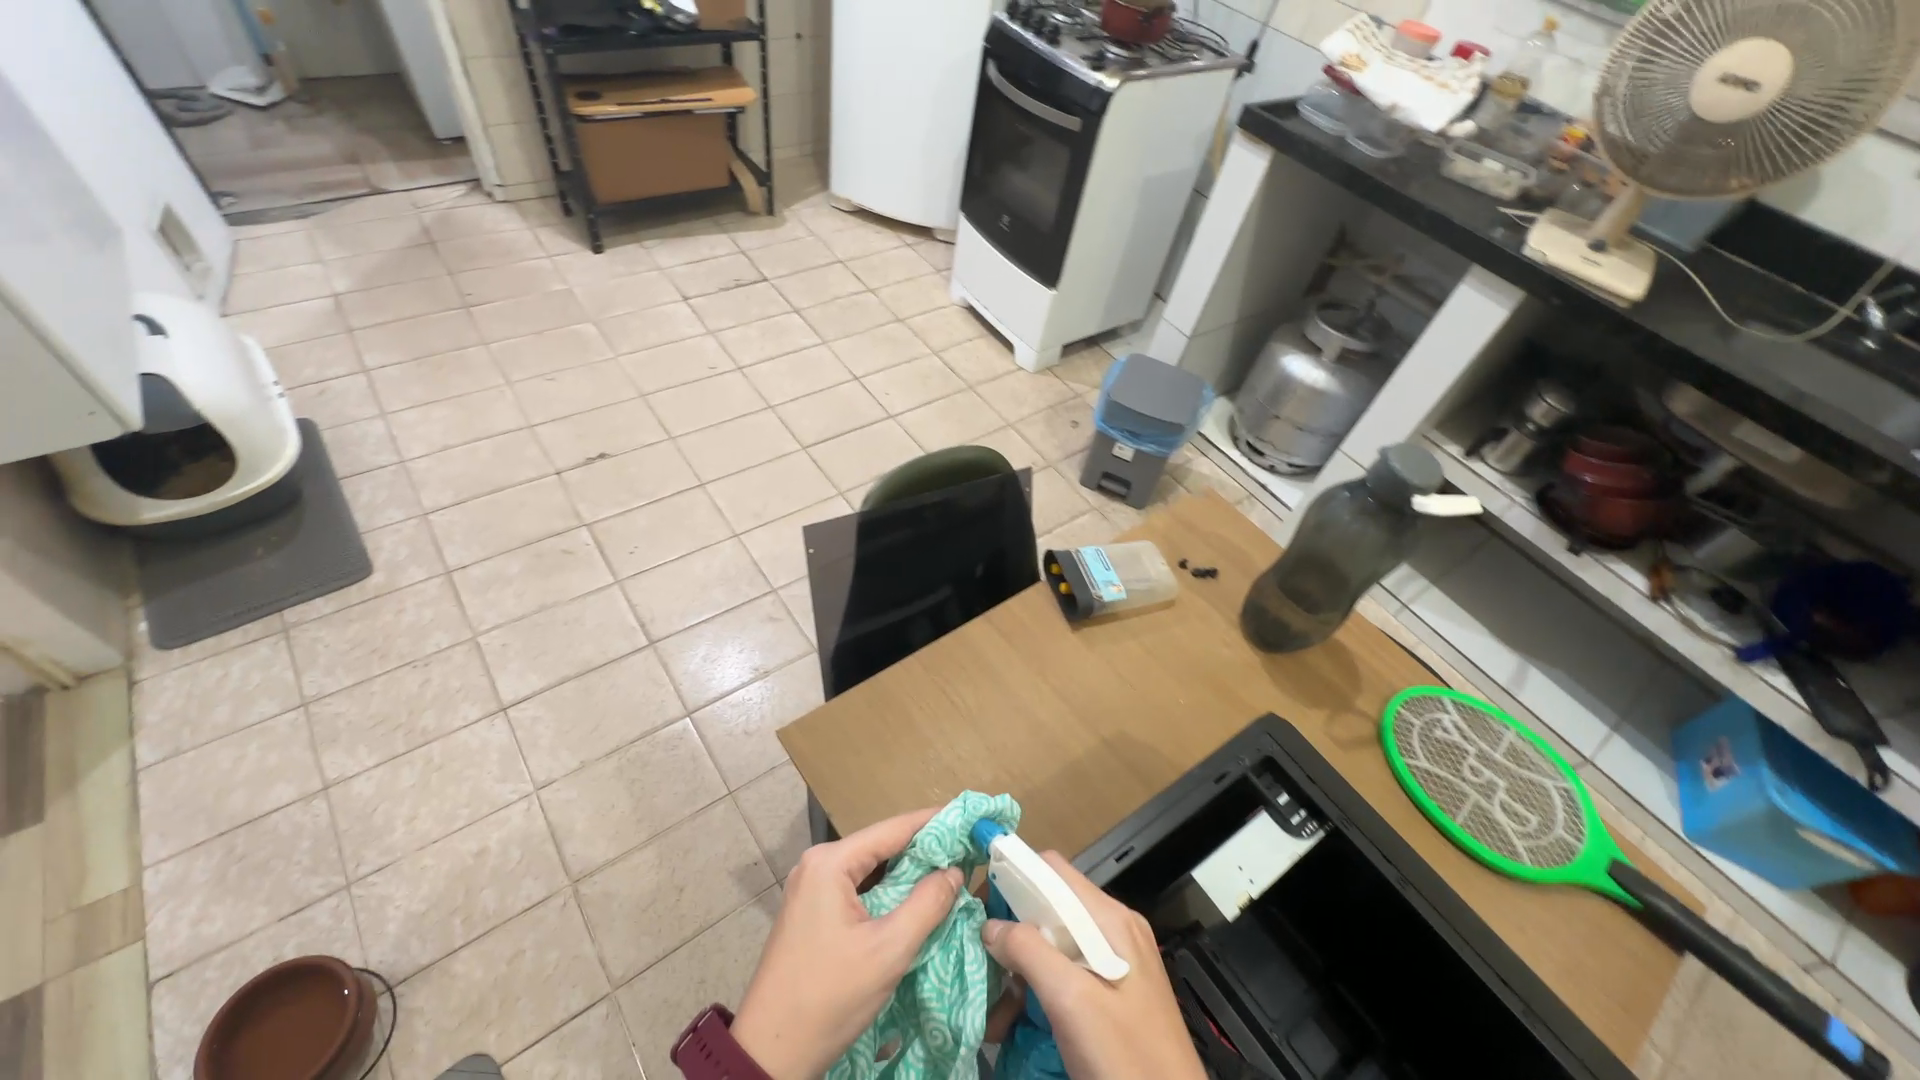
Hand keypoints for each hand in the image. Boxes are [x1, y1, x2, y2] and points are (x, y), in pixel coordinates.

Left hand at [732, 808, 963, 1079]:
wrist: (772, 1050)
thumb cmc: (830, 996)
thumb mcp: (889, 950)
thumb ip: (927, 904)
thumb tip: (954, 872)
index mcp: (830, 863)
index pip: (894, 829)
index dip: (935, 822)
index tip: (970, 819)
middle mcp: (818, 864)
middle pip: (882, 845)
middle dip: (925, 849)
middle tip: (969, 850)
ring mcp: (812, 888)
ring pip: (872, 869)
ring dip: (909, 873)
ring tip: (953, 871)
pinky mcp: (813, 911)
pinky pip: (860, 888)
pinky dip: (890, 892)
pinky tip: (918, 899)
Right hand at [982, 851, 1204, 1079]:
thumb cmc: (1127, 1058)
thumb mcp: (1071, 1002)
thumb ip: (1030, 952)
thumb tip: (991, 925)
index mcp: (1109, 919)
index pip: (1050, 870)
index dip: (1010, 877)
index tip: (976, 906)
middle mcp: (1114, 930)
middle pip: (1049, 908)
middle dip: (1010, 934)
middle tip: (982, 969)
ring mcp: (1116, 962)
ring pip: (1053, 944)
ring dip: (1019, 970)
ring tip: (995, 1014)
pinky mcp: (1114, 993)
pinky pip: (1065, 973)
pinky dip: (1037, 989)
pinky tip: (1016, 1023)